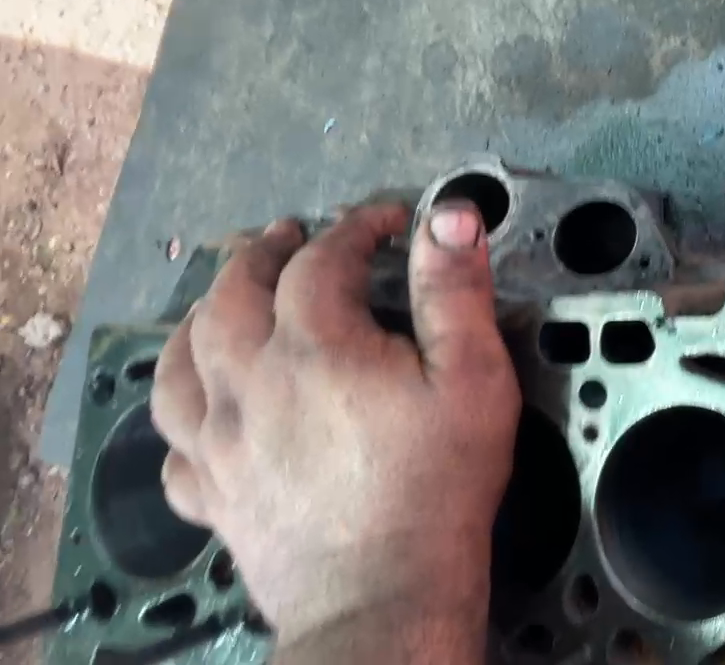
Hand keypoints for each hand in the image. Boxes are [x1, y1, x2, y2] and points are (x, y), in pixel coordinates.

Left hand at [151, 203, 519, 660]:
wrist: (385, 586)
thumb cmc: (442, 469)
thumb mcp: (474, 370)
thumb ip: (457, 289)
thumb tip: (452, 215)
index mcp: (317, 348)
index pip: (322, 262)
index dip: (358, 227)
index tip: (392, 217)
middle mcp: (248, 384)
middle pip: (231, 299)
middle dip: (263, 255)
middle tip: (291, 233)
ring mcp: (214, 443)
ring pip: (180, 361)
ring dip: (203, 314)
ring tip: (228, 298)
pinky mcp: (207, 492)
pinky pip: (171, 437)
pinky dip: (184, 403)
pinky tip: (207, 404)